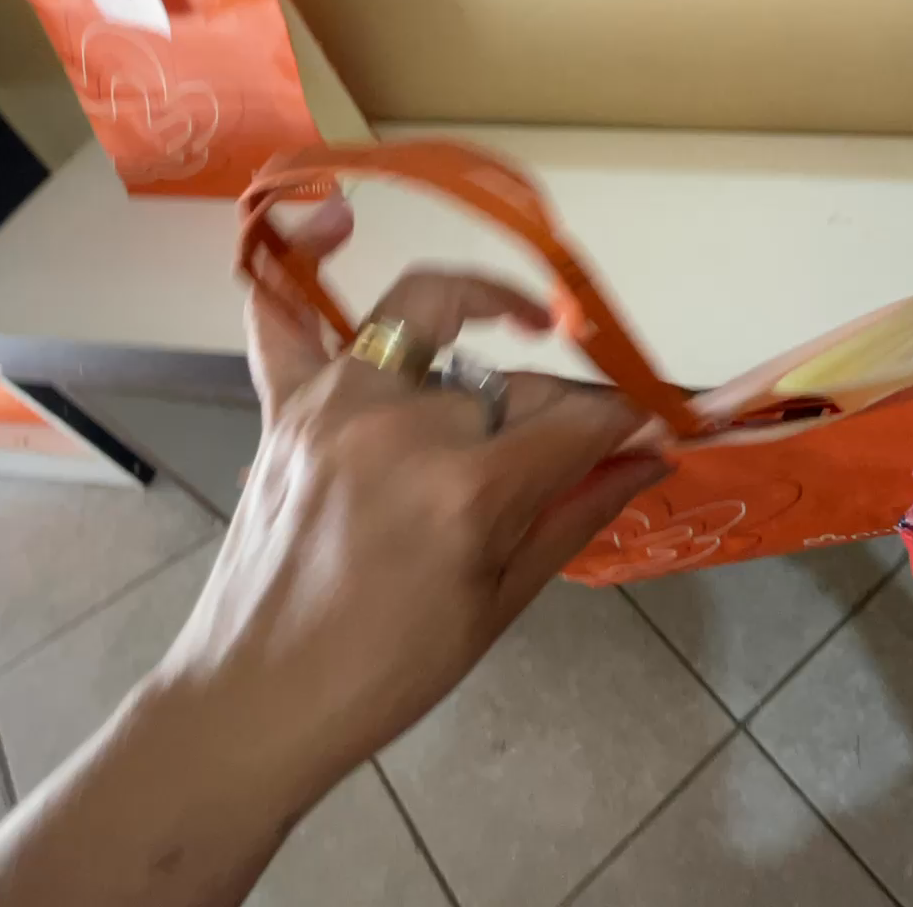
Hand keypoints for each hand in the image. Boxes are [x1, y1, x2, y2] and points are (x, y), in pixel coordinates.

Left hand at [147, 196, 671, 793]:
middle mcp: (405, 423)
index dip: (627, 421)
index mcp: (468, 490)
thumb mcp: (507, 598)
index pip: (580, 421)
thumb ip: (584, 509)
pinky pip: (284, 309)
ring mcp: (336, 401)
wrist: (257, 698)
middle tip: (576, 445)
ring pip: (436, 321)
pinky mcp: (286, 403)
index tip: (655, 426)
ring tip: (519, 331)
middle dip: (564, 411)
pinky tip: (337, 214)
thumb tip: (654, 454)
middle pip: (517, 380)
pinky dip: (301, 255)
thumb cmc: (395, 667)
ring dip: (487, 326)